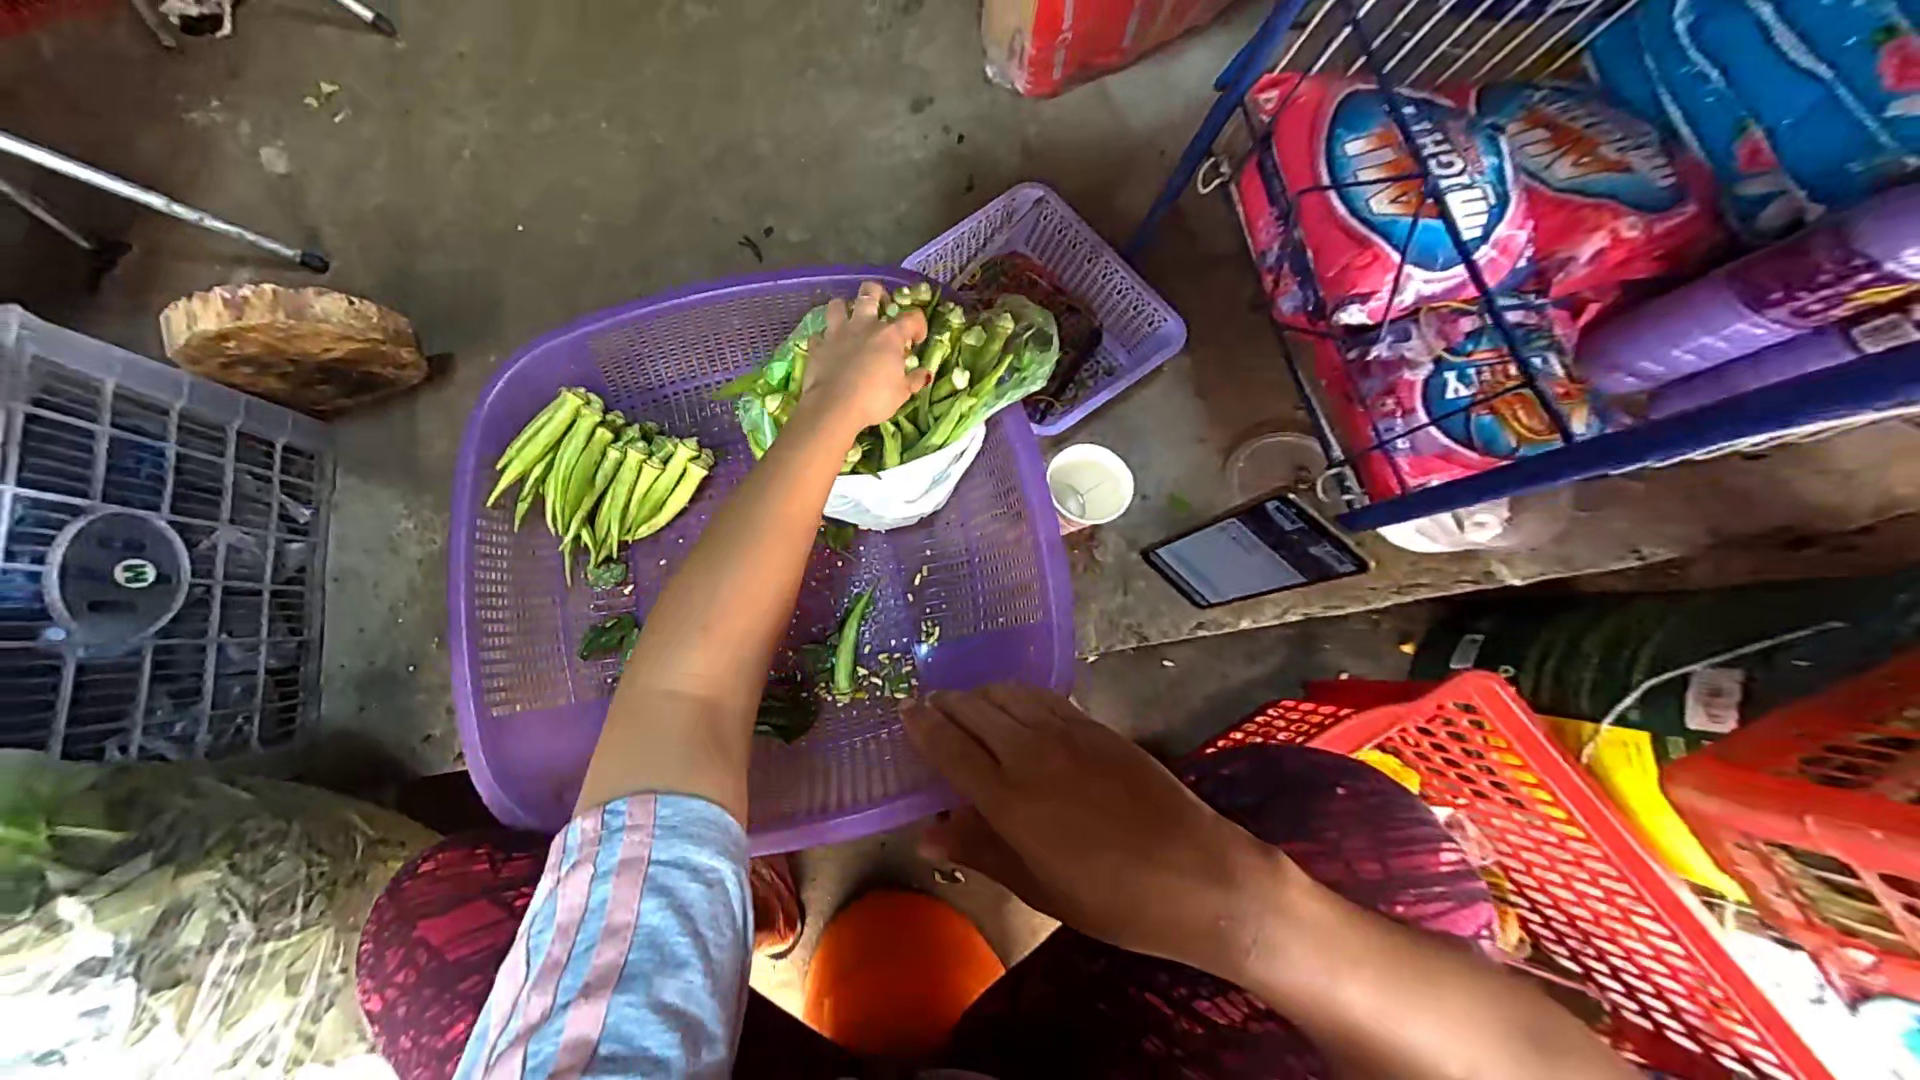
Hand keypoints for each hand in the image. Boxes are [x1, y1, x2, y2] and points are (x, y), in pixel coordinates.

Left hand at [797, 281, 932, 434]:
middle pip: (870, 293)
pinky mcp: (818, 346)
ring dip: (844, 308)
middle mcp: (863, 326)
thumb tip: (924, 374)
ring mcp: (837, 333)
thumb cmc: (875, 399)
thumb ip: (914, 379)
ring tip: (850, 320)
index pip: (912, 318)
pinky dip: (825, 339)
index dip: (918, 325)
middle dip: (878, 294)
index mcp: (890, 335)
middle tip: (882, 307)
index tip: (917, 340)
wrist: (835, 407)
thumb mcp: (902, 393)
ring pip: (838, 305)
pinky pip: (819, 334)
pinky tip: (829, 348)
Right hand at [900, 684, 1293, 977]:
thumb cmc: (1112, 898)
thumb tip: (927, 831)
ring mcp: (1067, 733)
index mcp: (1010, 798)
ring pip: (1008, 695)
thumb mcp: (1039, 887)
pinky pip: (1043, 697)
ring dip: (981, 694)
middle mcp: (1031, 753)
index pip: (951, 747)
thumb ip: (981, 849)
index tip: (905, 709)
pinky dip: (1018, 694)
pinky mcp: (1096, 726)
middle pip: (975, 710)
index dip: (924, 725)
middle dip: (947, 703)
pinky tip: (1016, 702)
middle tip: (930, 705)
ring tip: (967, 701)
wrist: (1197, 872)